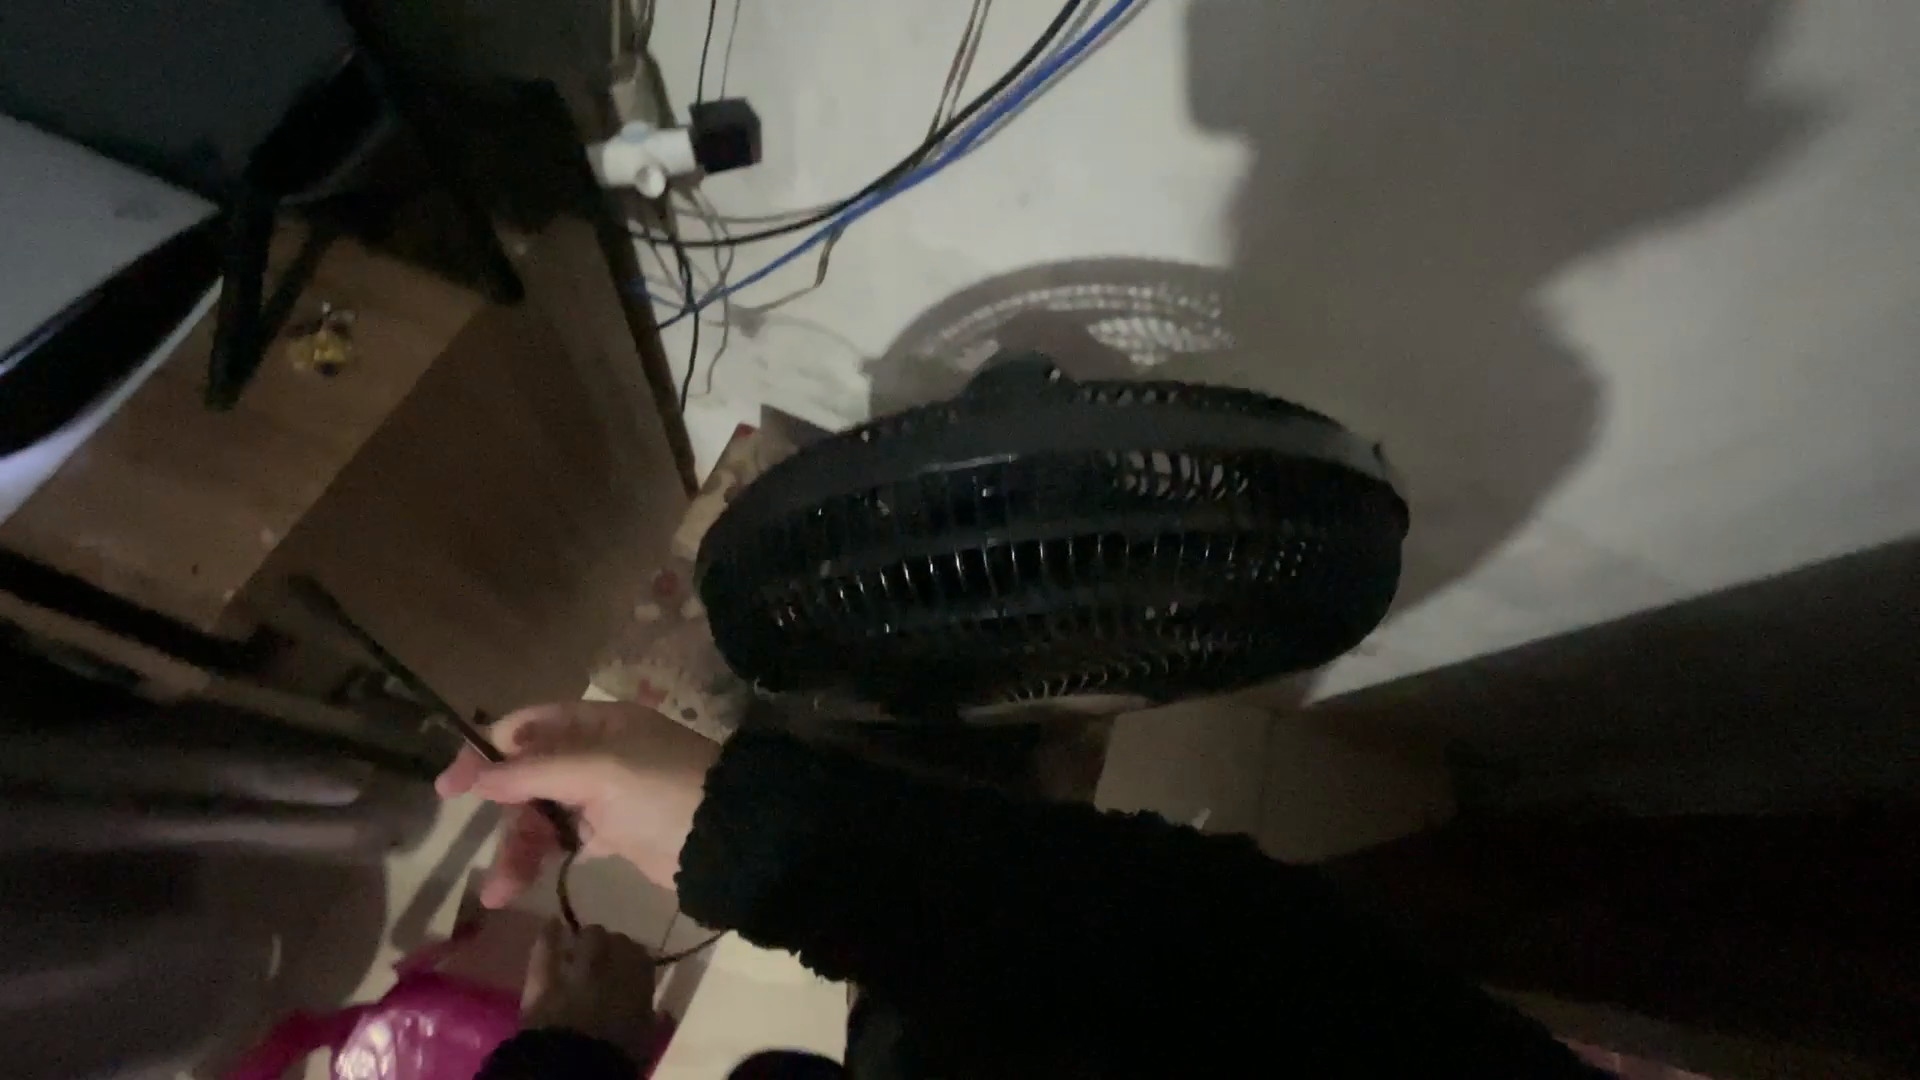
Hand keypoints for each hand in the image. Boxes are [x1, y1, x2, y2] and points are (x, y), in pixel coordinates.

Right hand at [435, 701, 719, 904]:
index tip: (451, 787)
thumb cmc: (662, 789)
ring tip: (499, 890)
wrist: (722, 836)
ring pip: (544, 813)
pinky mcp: (614, 831)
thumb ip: (538, 770)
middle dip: (506, 810)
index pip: (534, 725)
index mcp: (602, 723)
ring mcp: (607, 793)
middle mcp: (601, 752)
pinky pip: (563, 840)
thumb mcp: (601, 769)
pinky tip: (516, 887)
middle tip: (475, 846)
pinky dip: (540, 860)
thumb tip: (478, 776)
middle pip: (533, 774)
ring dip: (518, 846)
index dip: (489, 750)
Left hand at [521, 919, 662, 1061]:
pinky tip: (551, 924)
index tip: (630, 977)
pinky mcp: (547, 974)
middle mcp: (614, 957)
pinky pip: (547, 947)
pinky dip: (549, 934)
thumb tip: (662, 1013)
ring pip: (588, 935)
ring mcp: (579, 963)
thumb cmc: (618, 1052)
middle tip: (606, 966)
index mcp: (642, 971)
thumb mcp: (646, 1036)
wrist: (573, 1066)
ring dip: (587, 942)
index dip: (633, 965)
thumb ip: (652, 1017)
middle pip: (617, 940)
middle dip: (612, 949)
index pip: (642, 955)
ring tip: (583, 951)